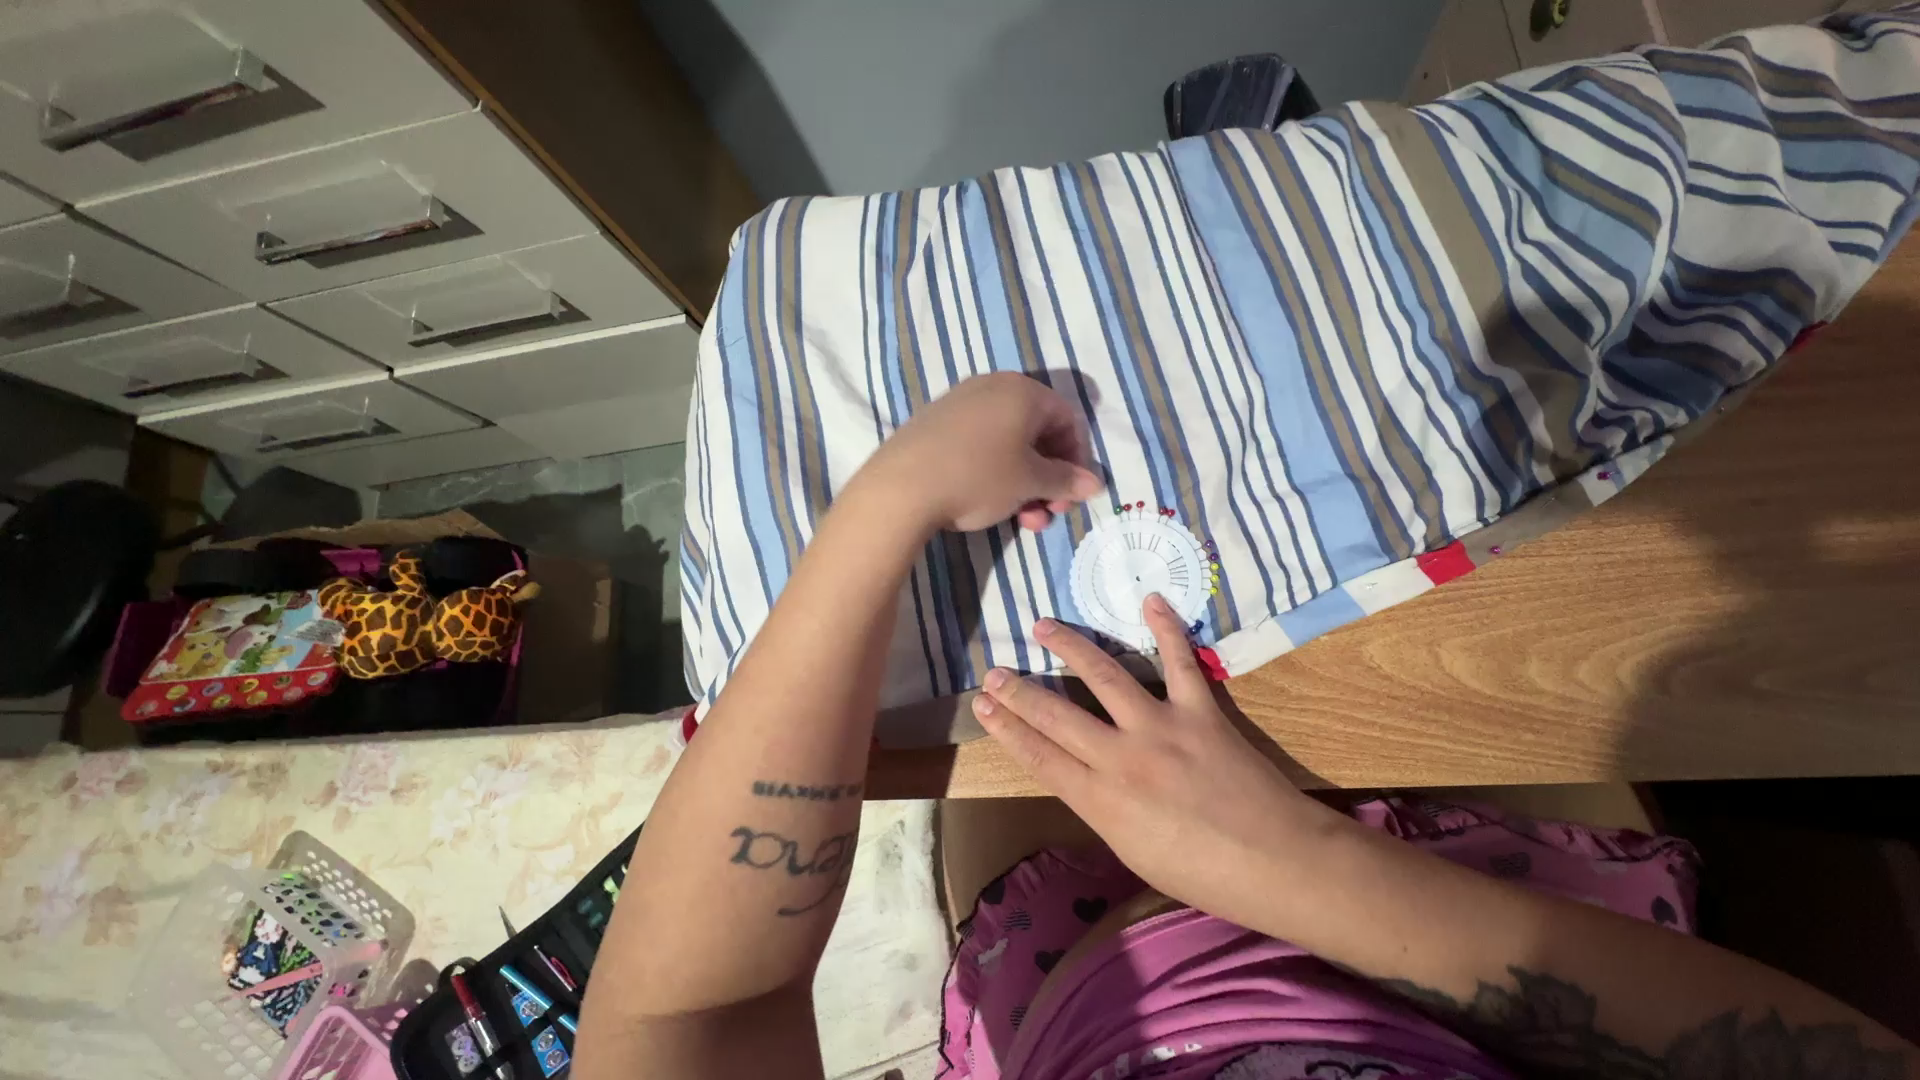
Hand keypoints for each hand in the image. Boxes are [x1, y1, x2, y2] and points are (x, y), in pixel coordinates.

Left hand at [858, 372, 1102, 532]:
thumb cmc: (978, 476)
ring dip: (1024, 485)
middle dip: (1049, 479)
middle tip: (1049, 513)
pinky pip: (979, 446)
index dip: (1077, 459)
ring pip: (1008, 445)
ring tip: (1023, 521)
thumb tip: (1095, 484)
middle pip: (1037, 433)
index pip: (1067, 419)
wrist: (901, 487)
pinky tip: (989, 506)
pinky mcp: (935, 426)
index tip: (1072, 494)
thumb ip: (1066, 481)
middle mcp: (992, 387)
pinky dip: (994, 474)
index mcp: (1022, 390)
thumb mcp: (1030, 483)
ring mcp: (959, 405)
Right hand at [971, 594, 1343, 928]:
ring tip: (1043, 626)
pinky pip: (1179, 661)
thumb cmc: (1203, 874)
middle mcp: (1121, 757)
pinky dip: (1166, 628)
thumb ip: (1103, 806)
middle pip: (1056, 714)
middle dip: (1018, 691)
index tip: (982, 703)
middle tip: (993, 671)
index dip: (1005, 726)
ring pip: (1104, 675)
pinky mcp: (1200, 710)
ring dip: (1070, 647)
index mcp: (1101, 801)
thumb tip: (1083, 774)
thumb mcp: (1133, 851)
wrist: (1277, 863)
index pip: (1038, 754)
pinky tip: (1150, 601)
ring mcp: (1161, 727)